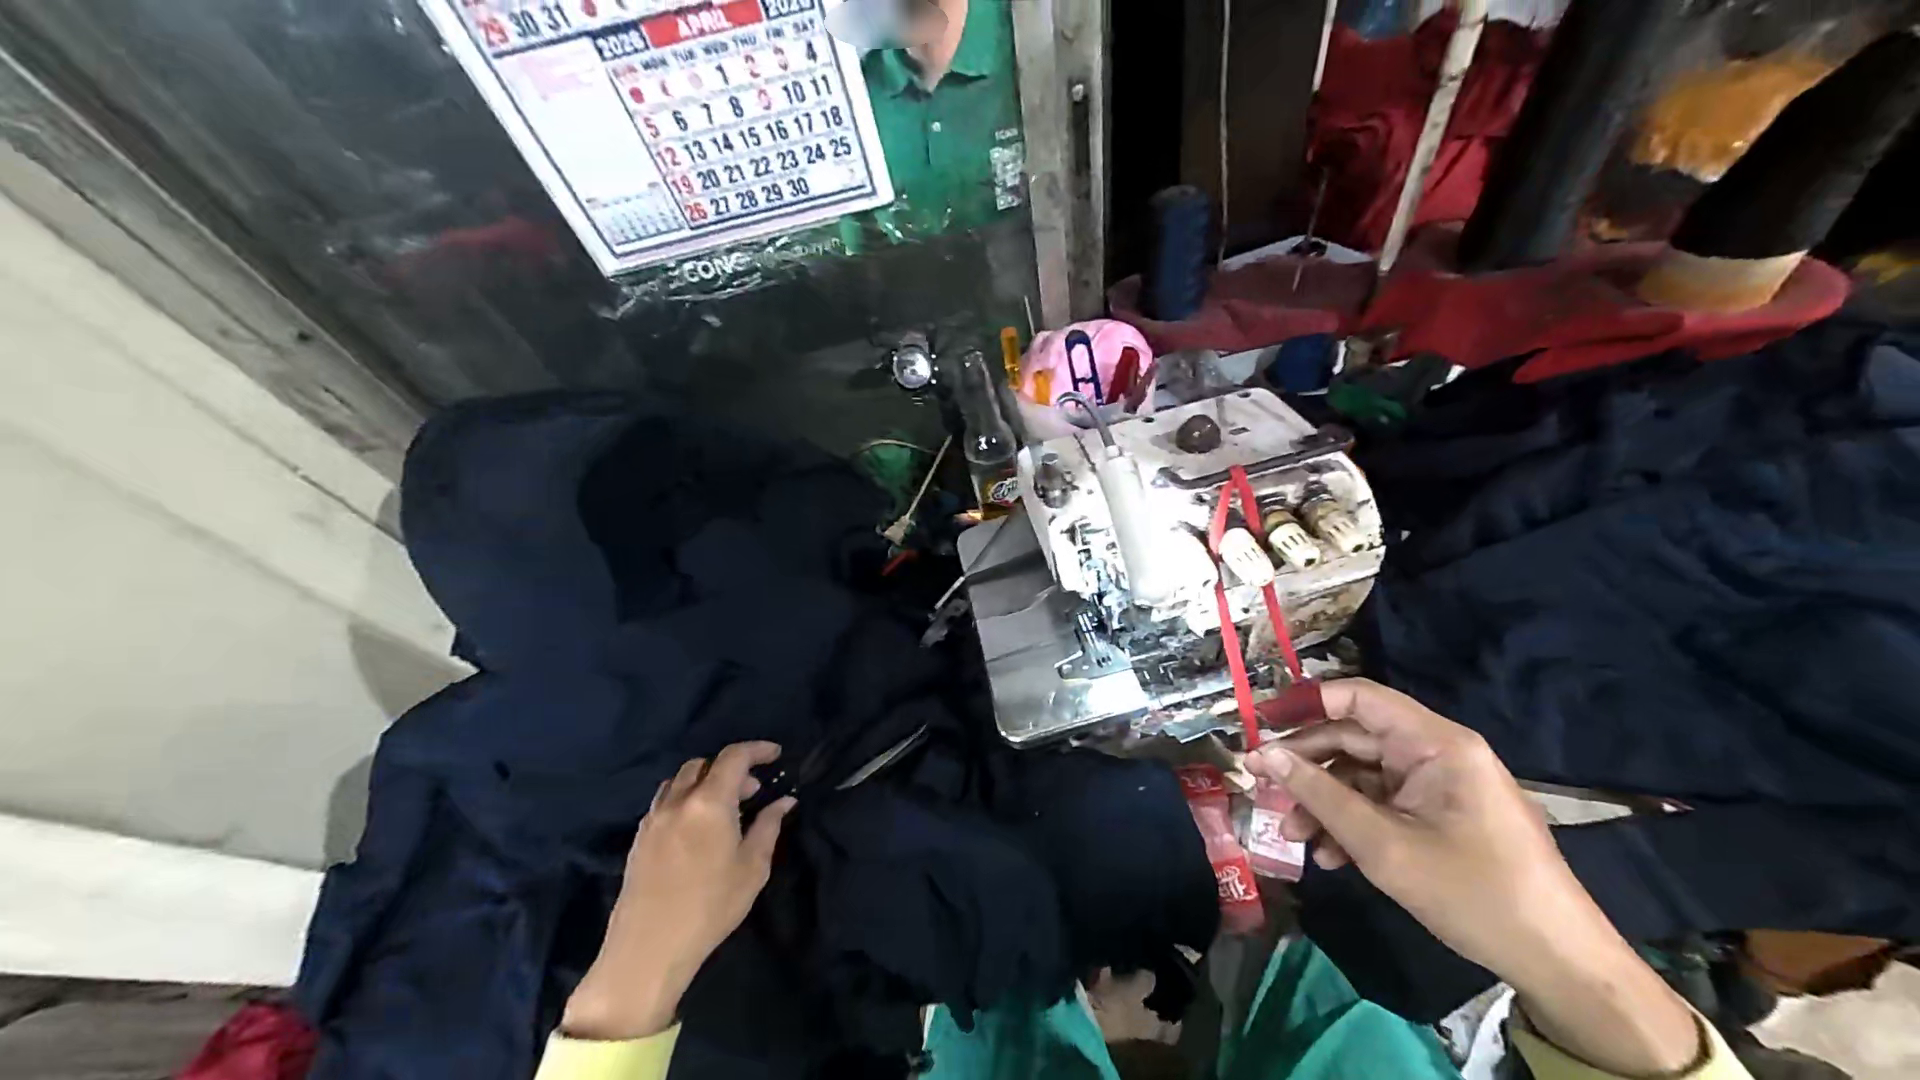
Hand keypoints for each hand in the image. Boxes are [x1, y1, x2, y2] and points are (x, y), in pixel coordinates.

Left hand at [561, 741, 796, 1040]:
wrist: (647, 951)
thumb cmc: (709, 908)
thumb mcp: (752, 868)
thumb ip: (769, 826)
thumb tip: (784, 800)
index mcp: (709, 802)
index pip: (734, 756)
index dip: (757, 749)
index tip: (775, 755)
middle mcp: (678, 800)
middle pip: (704, 763)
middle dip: (731, 768)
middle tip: (752, 791)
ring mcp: (653, 818)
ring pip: (680, 779)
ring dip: (705, 780)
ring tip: (723, 806)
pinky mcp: (638, 838)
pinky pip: (664, 800)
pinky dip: (685, 797)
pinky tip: (696, 826)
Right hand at [1245, 679, 1700, 1075]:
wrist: (1560, 964)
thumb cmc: (1472, 893)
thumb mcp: (1381, 844)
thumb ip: (1318, 793)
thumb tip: (1263, 754)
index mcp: (1435, 744)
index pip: (1357, 698)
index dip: (1303, 704)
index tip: (1258, 724)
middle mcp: (1436, 753)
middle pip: (1352, 739)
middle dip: (1305, 767)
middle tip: (1263, 788)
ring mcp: (1439, 784)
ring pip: (1360, 775)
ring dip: (1323, 802)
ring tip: (1293, 835)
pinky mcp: (1440, 813)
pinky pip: (1381, 802)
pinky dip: (1351, 823)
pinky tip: (1329, 855)